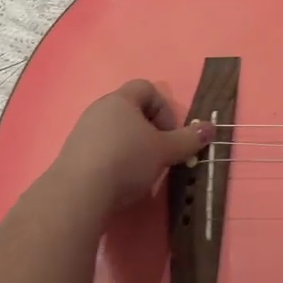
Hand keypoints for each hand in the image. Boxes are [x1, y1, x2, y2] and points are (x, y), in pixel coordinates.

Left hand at [49, 79, 212, 213]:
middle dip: (148, 130)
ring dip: (130, 147)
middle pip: (130, 110)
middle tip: (158, 154)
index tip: (170, 134)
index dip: (164, 108)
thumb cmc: (126, 160)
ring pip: (114, 132)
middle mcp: (99, 109)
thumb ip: (187, 140)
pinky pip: (99, 150)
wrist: (78, 193)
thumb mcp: (163, 151)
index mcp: (120, 99)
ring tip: (139, 173)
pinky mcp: (72, 156)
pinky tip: (118, 184)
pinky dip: (112, 162)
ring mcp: (82, 132)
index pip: (146, 88)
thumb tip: (210, 128)